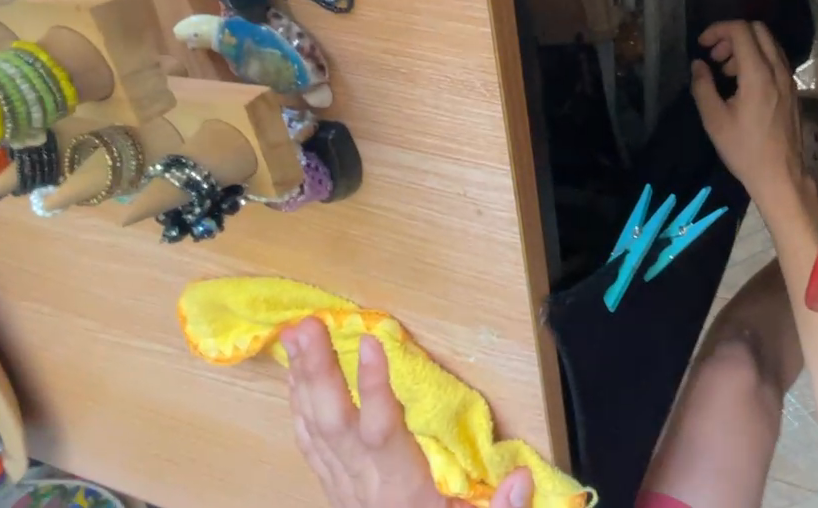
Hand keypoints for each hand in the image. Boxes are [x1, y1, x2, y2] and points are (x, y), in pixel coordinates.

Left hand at [284, 317, 532, 507]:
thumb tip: (523, 477)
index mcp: (399, 490)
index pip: (381, 433)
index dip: (374, 388)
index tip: (372, 340)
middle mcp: (362, 485)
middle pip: (333, 424)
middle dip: (318, 373)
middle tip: (304, 326)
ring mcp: (343, 487)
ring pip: (315, 429)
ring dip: (302, 381)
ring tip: (294, 337)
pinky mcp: (336, 488)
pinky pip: (310, 445)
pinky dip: (299, 409)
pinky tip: (296, 383)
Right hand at [691, 20, 803, 203]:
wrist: (780, 175)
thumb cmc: (744, 150)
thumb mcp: (714, 120)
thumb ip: (703, 86)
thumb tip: (698, 64)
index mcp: (758, 74)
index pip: (741, 30)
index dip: (718, 30)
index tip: (702, 45)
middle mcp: (778, 70)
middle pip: (758, 29)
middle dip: (732, 35)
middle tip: (714, 56)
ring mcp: (788, 79)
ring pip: (769, 43)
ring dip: (745, 46)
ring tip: (725, 71)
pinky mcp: (792, 89)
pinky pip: (775, 59)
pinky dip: (757, 58)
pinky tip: (742, 82)